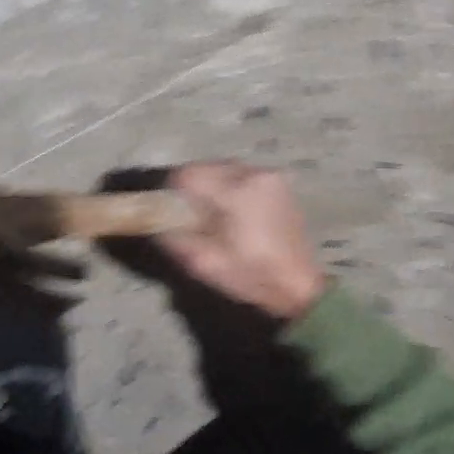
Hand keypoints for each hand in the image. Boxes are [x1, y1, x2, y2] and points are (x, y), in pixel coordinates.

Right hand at [159, 163, 326, 320]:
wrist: (300, 287)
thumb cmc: (252, 276)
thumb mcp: (203, 263)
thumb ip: (173, 236)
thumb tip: (152, 218)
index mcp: (236, 192)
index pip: (188, 175)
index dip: (171, 191)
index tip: (169, 210)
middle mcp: (254, 174)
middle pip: (204, 167)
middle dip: (191, 188)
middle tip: (188, 216)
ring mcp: (270, 175)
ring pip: (222, 169)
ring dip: (210, 185)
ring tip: (209, 214)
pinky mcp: (278, 182)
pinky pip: (240, 175)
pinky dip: (229, 187)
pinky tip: (230, 211)